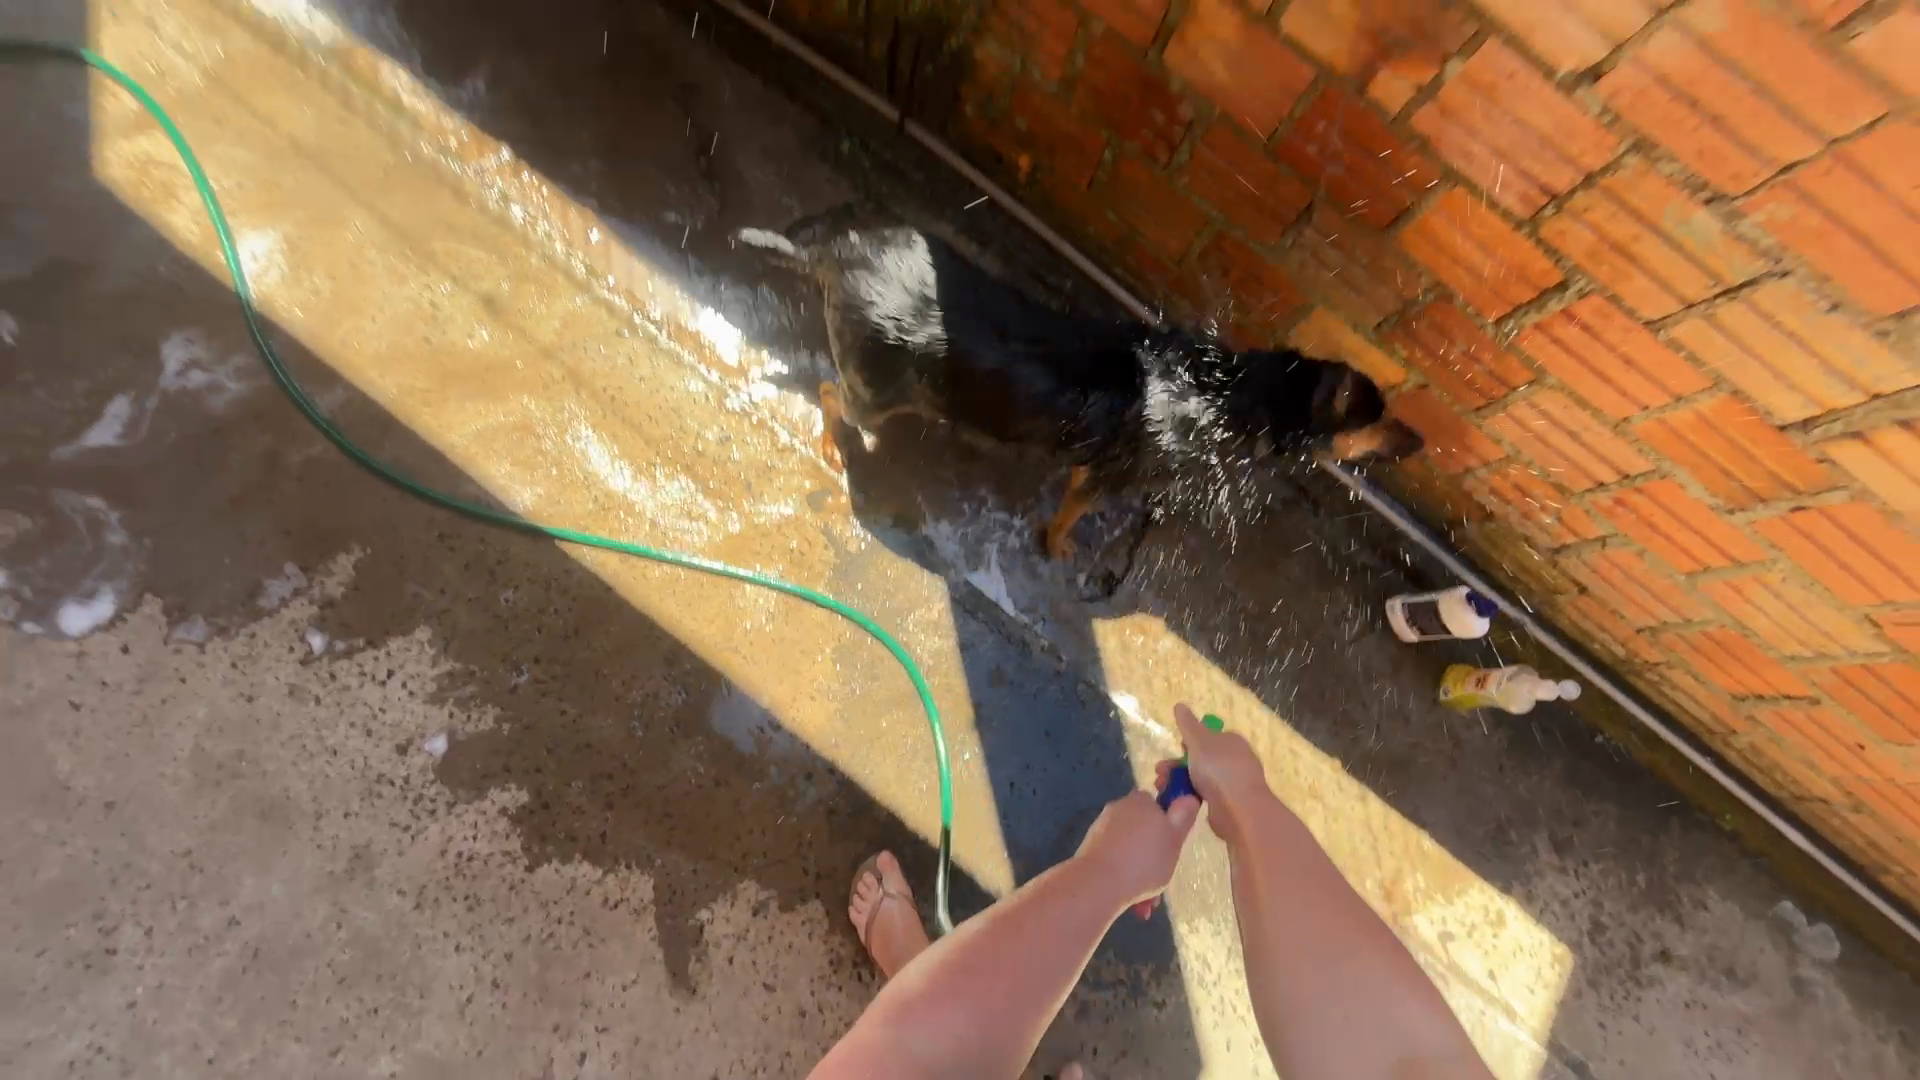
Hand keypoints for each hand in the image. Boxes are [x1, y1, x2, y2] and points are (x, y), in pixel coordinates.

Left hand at [1074, 790, 1198, 919]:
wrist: (1099, 882)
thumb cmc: (1144, 861)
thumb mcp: (1174, 840)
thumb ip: (1183, 818)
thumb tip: (1189, 797)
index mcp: (1140, 801)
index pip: (1156, 805)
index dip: (1167, 825)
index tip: (1171, 847)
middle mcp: (1118, 808)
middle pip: (1142, 830)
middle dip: (1152, 856)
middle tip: (1160, 879)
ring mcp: (1101, 827)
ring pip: (1129, 849)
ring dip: (1140, 872)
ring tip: (1145, 903)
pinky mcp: (1090, 846)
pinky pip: (1114, 859)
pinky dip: (1123, 876)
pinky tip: (1131, 901)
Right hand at [1153, 703, 1272, 848]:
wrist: (1239, 809)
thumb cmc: (1218, 768)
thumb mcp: (1199, 740)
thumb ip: (1188, 724)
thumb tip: (1179, 705)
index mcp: (1232, 741)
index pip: (1209, 735)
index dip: (1190, 740)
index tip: (1176, 748)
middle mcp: (1235, 759)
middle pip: (1201, 757)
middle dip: (1178, 763)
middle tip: (1160, 771)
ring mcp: (1232, 782)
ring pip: (1200, 777)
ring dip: (1179, 779)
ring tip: (1161, 786)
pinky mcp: (1227, 803)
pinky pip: (1204, 794)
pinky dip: (1189, 795)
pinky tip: (1176, 798)